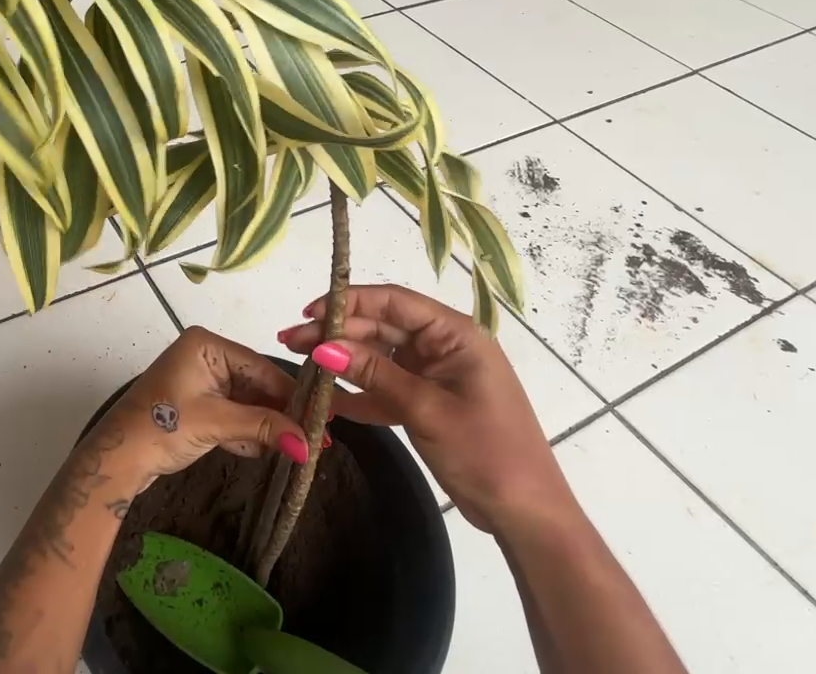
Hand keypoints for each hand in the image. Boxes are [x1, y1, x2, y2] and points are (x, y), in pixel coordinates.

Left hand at [83, 327, 311, 498]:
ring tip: (297, 451)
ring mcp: (200, 382)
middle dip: (280, 415)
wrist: (117, 458)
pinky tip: (265, 452)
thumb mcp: (217, 424)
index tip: (323, 419)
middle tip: (316, 441)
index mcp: (207, 345)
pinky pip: (232, 416)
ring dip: (265, 428)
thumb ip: (265, 428)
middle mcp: (205, 356)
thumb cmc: (161, 427)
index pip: (261, 367)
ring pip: (247, 404)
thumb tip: (309, 445)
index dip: (292, 395)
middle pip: (256, 385)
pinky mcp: (197, 406)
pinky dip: (246, 434)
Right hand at [279, 284, 573, 534]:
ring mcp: (434, 375)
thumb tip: (323, 346)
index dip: (349, 302)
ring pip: (379, 357)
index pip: (394, 302)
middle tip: (290, 341)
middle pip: (381, 327)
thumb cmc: (487, 451)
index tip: (308, 312)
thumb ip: (375, 373)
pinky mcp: (426, 403)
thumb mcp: (426, 408)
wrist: (526, 514)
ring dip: (342, 361)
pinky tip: (326, 399)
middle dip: (336, 333)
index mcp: (455, 334)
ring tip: (298, 363)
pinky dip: (358, 394)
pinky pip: (385, 388)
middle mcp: (443, 346)